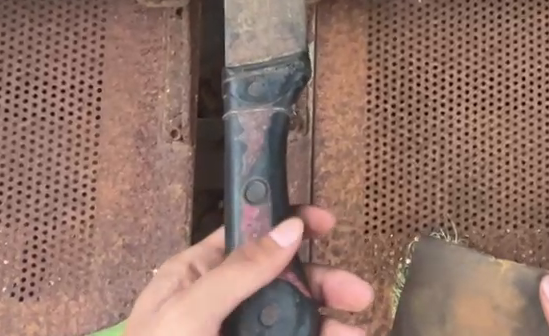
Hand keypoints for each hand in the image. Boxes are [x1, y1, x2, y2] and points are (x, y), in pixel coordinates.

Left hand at [124, 205, 373, 335]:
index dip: (288, 223)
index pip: (248, 235)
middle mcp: (220, 304)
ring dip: (326, 324)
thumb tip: (291, 227)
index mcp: (195, 277)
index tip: (326, 224)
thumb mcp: (188, 314)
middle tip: (360, 294)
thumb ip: (240, 271)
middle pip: (282, 280)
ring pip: (291, 321)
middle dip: (323, 284)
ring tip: (358, 334)